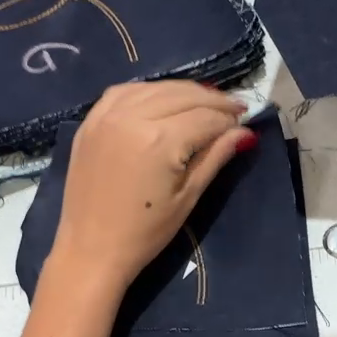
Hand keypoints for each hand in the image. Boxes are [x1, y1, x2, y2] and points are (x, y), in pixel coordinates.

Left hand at [50, 81, 253, 291]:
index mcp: (161, 140)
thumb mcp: (188, 198)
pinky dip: (149, 90)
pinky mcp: (91, 121)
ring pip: (155, 88)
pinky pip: (125, 91)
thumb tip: (245, 134)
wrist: (92, 248)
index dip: (229, 120)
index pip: (206, 118)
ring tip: (204, 102)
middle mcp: (133, 117)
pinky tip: (163, 99)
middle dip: (213, 101)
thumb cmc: (146, 233)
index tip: (245, 123)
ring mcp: (107, 115)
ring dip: (184, 91)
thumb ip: (215, 158)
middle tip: (234, 109)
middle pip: (183, 95)